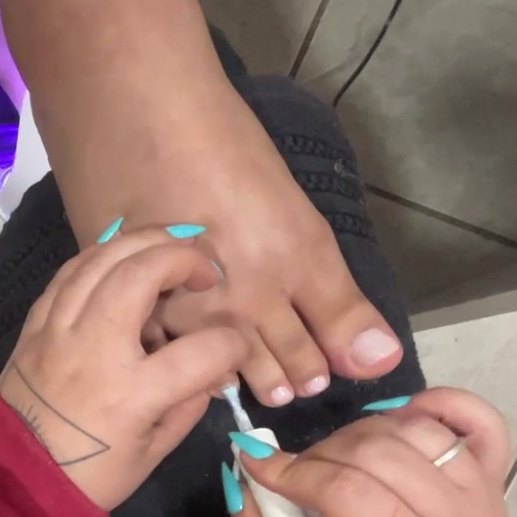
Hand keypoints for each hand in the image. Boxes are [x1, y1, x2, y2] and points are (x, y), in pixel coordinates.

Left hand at [0, 227, 249, 511]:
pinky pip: (65, 277)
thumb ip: (191, 402)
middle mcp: (93, 351)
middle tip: (202, 267)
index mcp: (131, 394)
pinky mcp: (32, 331)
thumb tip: (214, 366)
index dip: (232, 343)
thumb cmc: (90, 475)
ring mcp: (57, 334)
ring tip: (164, 250)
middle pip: (142, 272)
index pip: (204, 348)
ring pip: (98, 260)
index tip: (233, 345)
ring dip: (138, 244)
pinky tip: (116, 264)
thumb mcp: (153, 452)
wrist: (17, 481)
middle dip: (182, 256)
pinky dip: (95, 261)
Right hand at [122, 88, 402, 406]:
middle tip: (286, 393)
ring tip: (243, 384)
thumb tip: (378, 363)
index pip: (318, 352)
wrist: (142, 123)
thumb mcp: (300, 218)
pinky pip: (168, 357)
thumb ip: (337, 299)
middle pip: (269, 367)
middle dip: (283, 382)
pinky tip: (185, 362)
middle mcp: (241, 303)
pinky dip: (181, 361)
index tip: (318, 378)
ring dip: (236, 377)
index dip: (319, 367)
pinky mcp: (139, 308)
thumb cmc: (226, 150)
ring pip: (218, 368)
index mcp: (293, 270)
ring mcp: (187, 311)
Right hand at [228, 389, 512, 516]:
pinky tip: (392, 418)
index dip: (293, 472)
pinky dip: (429, 403)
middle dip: (317, 454)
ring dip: (357, 431)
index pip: (347, 492)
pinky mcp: (495, 474)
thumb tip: (240, 479)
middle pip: (377, 452)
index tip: (255, 465)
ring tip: (335, 459)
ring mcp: (483, 492)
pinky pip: (472, 414)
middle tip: (295, 477)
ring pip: (412, 428)